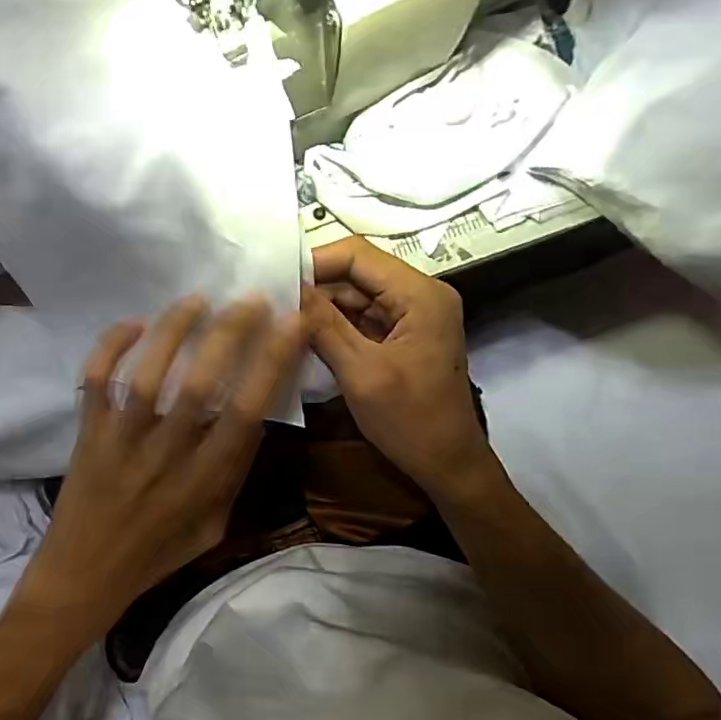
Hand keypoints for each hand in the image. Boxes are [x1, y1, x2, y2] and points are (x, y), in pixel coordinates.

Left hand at [14, 295, 303, 635]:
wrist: (85, 575)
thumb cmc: (158, 552)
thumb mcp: (214, 522)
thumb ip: (235, 471)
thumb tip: (256, 415)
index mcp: (205, 481)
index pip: (247, 412)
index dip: (273, 363)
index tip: (291, 322)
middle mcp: (166, 456)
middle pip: (202, 384)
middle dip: (231, 334)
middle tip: (249, 299)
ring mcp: (122, 442)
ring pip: (148, 376)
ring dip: (175, 331)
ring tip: (198, 299)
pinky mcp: (87, 434)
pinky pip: (95, 382)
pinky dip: (110, 347)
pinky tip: (133, 323)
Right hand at [301, 237, 491, 498]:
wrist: (448, 464)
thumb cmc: (410, 420)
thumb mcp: (360, 372)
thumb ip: (323, 325)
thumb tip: (287, 289)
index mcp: (419, 294)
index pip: (358, 255)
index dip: (315, 261)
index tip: (275, 278)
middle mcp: (420, 294)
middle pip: (357, 273)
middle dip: (315, 286)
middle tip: (271, 301)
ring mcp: (413, 315)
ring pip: (357, 296)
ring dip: (322, 307)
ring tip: (280, 318)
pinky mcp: (403, 335)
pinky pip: (363, 318)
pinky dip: (335, 325)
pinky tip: (304, 336)